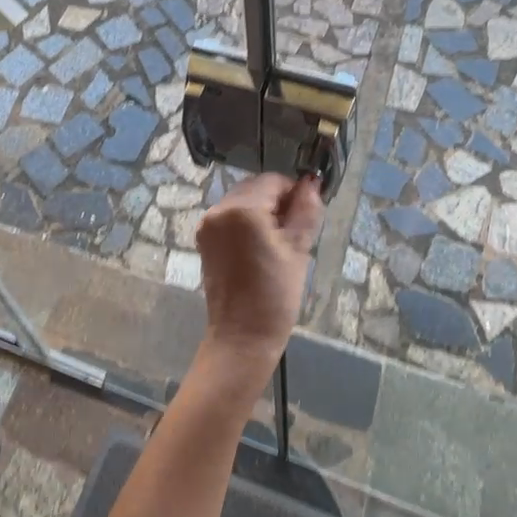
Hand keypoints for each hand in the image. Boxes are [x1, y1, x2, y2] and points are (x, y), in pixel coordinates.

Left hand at [195, 172, 323, 370]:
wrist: (242, 336)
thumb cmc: (275, 295)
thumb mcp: (298, 249)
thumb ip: (306, 210)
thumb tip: (311, 183)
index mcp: (242, 208)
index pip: (273, 181)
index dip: (294, 192)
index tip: (308, 213)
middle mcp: (218, 209)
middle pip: (255, 188)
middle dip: (277, 202)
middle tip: (296, 231)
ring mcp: (207, 224)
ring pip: (242, 202)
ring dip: (262, 212)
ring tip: (279, 243)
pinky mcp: (204, 240)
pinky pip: (229, 218)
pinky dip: (246, 224)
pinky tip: (260, 248)